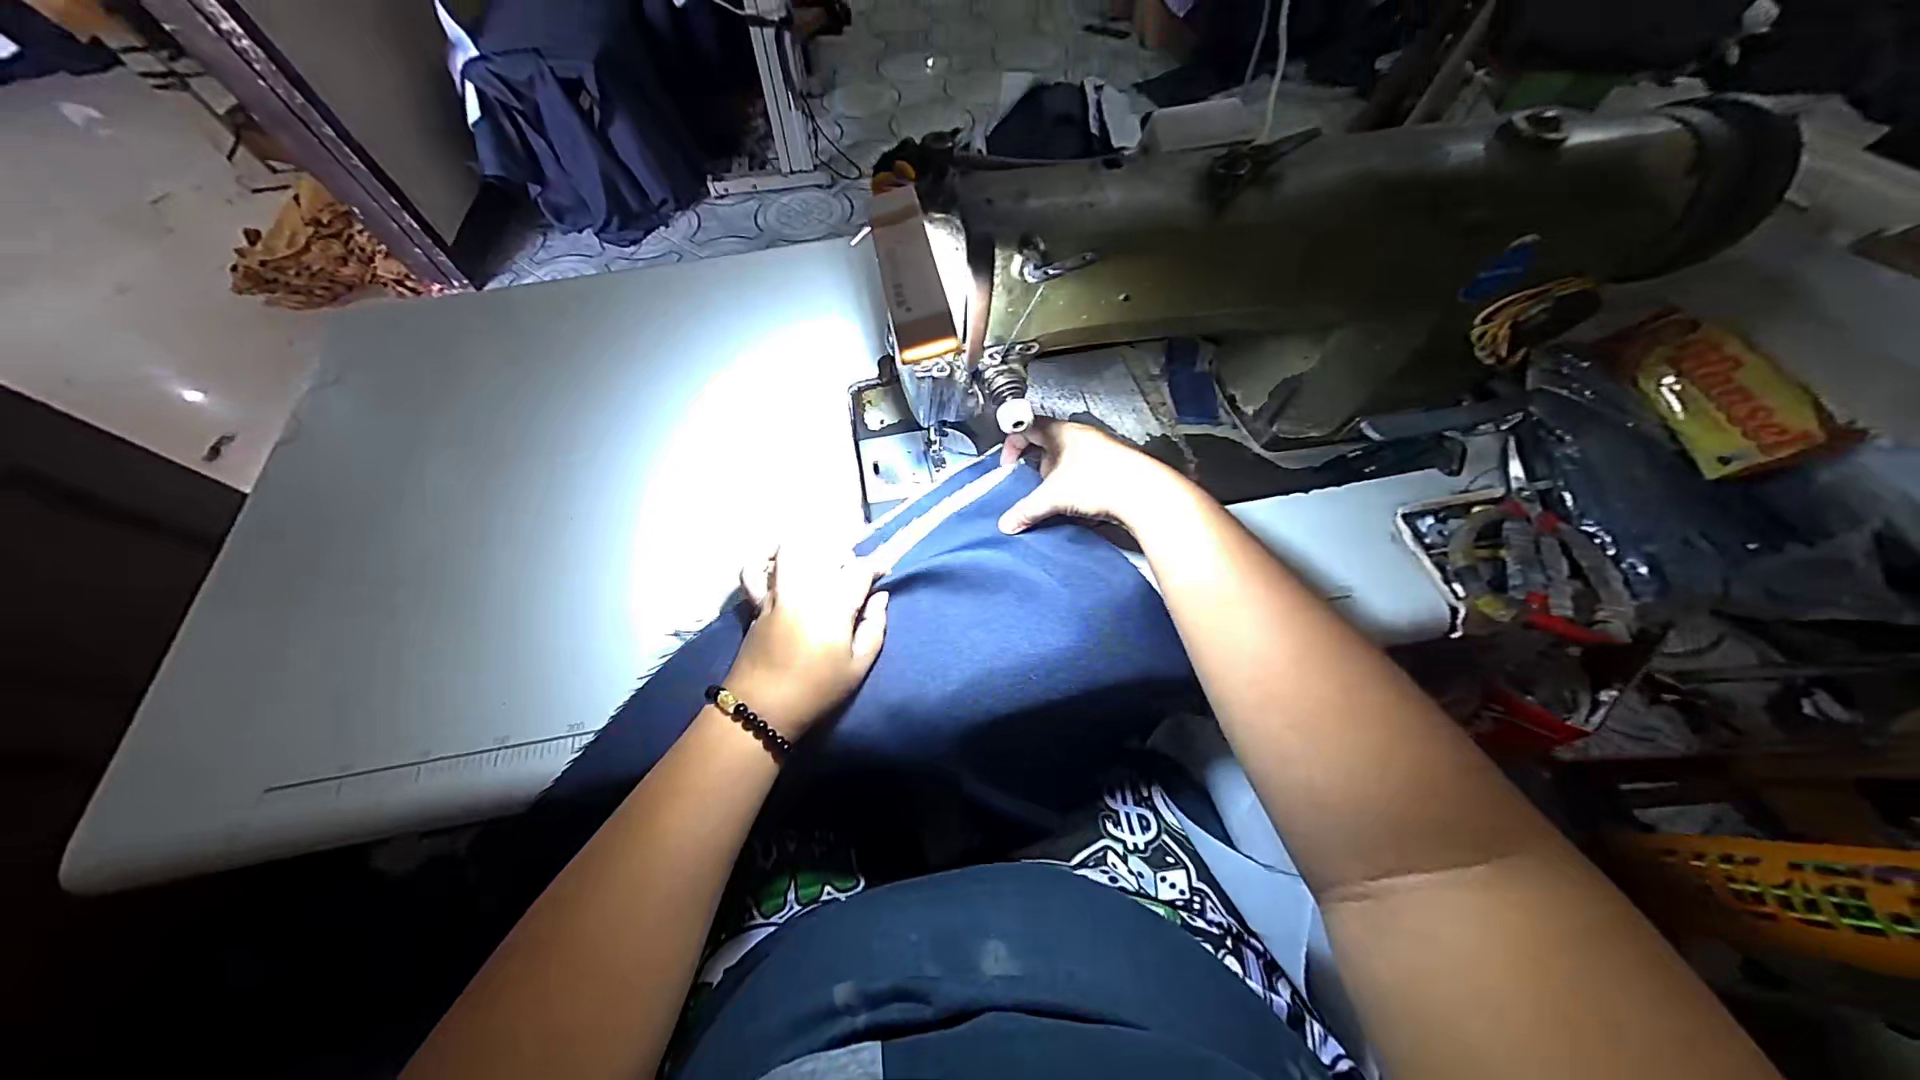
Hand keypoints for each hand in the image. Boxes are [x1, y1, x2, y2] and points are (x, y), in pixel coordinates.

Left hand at [723, 545, 888, 738]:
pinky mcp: (756, 603)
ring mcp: (776, 593)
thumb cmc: (817, 690)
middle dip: (844, 555)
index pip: (859, 569)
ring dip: (810, 549)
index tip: (884, 572)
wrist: (760, 709)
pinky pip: (754, 571)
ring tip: (820, 563)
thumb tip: (879, 597)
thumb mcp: (858, 666)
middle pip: (826, 550)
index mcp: (834, 604)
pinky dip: (763, 561)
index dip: (876, 566)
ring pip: (791, 550)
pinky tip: (776, 564)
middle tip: (853, 574)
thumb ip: (874, 626)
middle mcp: (804, 589)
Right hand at [998, 417, 1191, 534]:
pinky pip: (1085, 475)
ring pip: (1066, 462)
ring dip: (1057, 481)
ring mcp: (1099, 451)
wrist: (1144, 495)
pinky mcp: (1112, 468)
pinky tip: (1077, 506)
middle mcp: (1081, 436)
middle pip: (1046, 447)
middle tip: (1032, 487)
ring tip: (1055, 500)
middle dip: (1036, 469)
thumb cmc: (1103, 482)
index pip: (1027, 428)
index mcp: (1062, 432)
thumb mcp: (1053, 497)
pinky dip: (1075, 488)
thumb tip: (1009, 522)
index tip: (1008, 465)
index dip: (1012, 445)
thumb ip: (1026, 510)